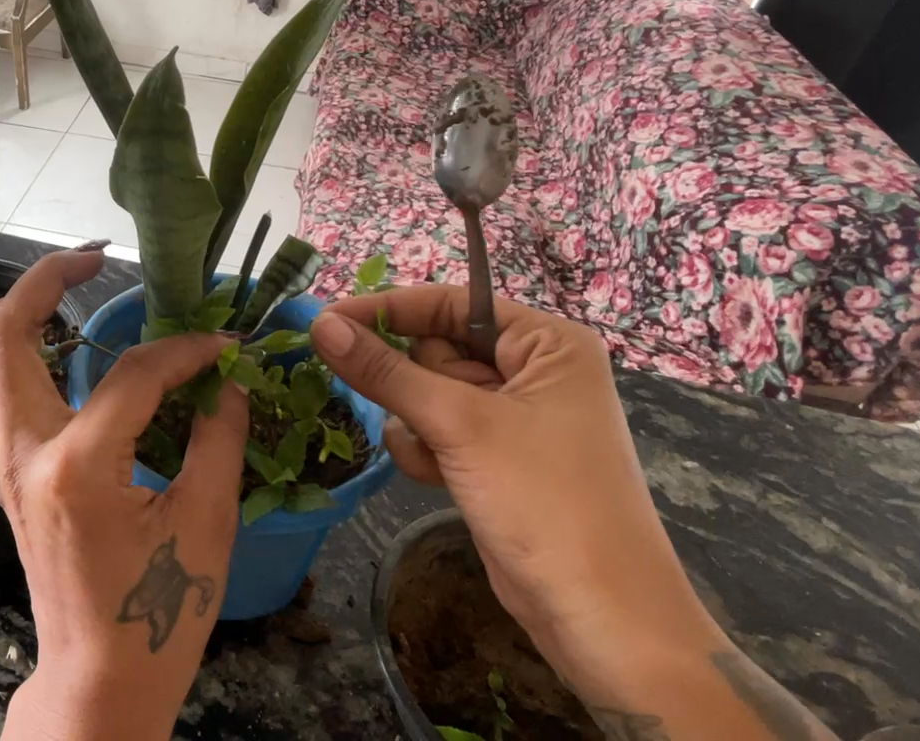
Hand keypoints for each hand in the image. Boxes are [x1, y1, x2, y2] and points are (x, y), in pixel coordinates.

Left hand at [0, 249, 247, 740]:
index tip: (220, 344)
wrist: (102, 678)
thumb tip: (225, 378)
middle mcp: (24, 455)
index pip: (133, 374)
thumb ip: (218, 438)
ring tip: (44, 295)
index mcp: (80, 465)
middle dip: (46, 281)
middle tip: (91, 258)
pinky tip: (10, 375)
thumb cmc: (160, 612)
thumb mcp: (208, 522)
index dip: (184, 349)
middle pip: (7, 337)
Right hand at [311, 290, 835, 740]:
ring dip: (418, 423)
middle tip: (420, 418)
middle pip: (435, 349)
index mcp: (546, 343)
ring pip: (428, 392)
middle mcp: (532, 370)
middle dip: (415, 385)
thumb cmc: (544, 502)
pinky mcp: (495, 456)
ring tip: (438, 458)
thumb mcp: (458, 426)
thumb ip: (384, 371)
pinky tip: (439, 479)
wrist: (599, 617)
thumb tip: (319, 326)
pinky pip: (438, 428)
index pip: (449, 303)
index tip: (325, 323)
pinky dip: (427, 449)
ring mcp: (514, 416)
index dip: (387, 311)